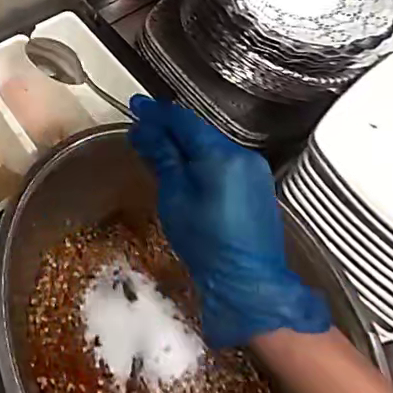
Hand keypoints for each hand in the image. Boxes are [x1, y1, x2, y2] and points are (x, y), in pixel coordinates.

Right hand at [126, 95, 331, 348]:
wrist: (250, 285)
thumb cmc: (206, 243)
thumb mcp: (175, 197)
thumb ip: (162, 157)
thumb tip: (143, 129)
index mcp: (221, 154)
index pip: (183, 120)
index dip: (157, 113)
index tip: (135, 106)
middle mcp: (242, 154)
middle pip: (198, 131)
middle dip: (169, 128)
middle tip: (142, 128)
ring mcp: (254, 169)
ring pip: (211, 145)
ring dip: (185, 144)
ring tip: (158, 148)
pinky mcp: (258, 186)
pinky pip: (224, 161)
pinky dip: (202, 159)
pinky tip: (185, 167)